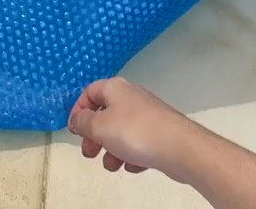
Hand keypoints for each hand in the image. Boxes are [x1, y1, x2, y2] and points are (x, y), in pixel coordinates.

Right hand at [66, 77, 202, 180]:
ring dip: (111, 148)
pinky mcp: (160, 133)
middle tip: (89, 153)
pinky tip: (132, 167)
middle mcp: (130, 97)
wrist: (180, 147)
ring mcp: (147, 115)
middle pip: (105, 113)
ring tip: (111, 165)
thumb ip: (84, 123)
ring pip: (121, 130)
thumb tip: (76, 119)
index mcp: (115, 88)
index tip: (75, 131)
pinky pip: (139, 142)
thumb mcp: (100, 127)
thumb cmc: (135, 132)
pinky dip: (131, 154)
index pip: (90, 92)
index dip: (79, 110)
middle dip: (94, 135)